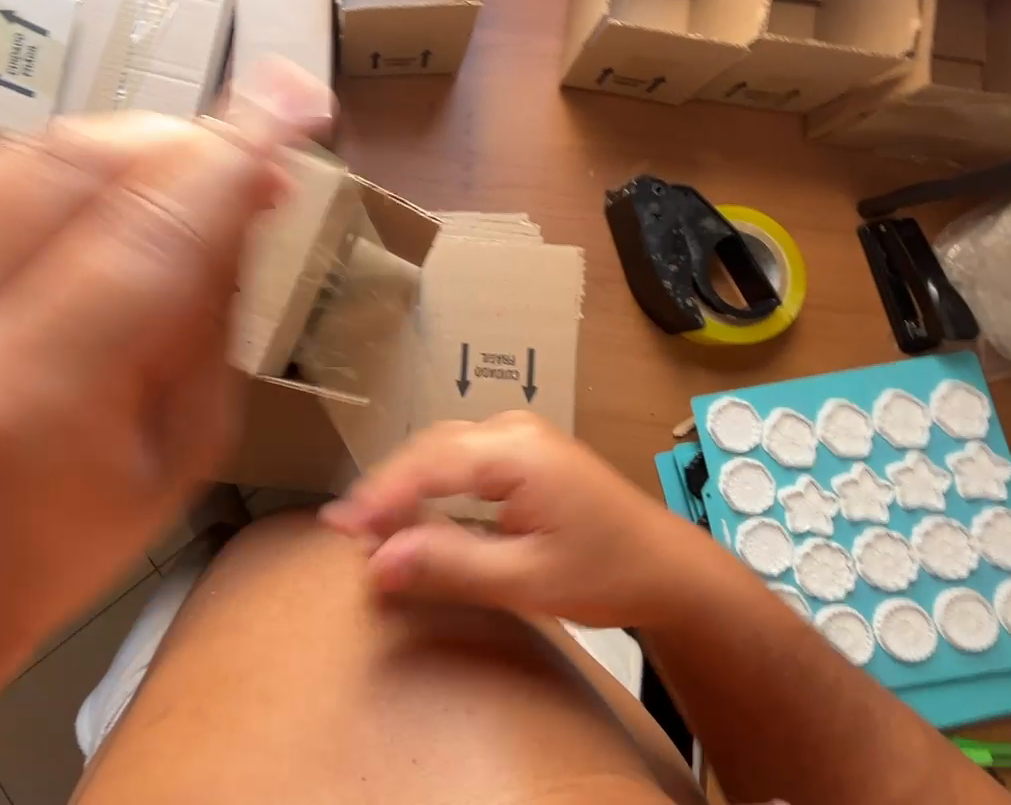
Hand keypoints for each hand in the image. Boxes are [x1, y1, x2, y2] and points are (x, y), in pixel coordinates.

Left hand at [0, 61, 330, 684]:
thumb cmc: (79, 531)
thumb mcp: (187, 440)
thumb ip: (215, 303)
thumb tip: (251, 180)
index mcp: (30, 402)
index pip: (152, 232)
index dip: (230, 155)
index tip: (293, 98)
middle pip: (79, 169)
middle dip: (177, 144)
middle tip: (236, 152)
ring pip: (25, 154)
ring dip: (117, 150)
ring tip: (169, 180)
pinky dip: (46, 171)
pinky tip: (84, 202)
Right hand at [320, 412, 718, 628]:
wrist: (670, 570)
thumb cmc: (608, 575)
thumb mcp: (527, 581)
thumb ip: (451, 565)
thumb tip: (378, 561)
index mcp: (518, 452)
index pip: (428, 463)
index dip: (380, 494)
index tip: (340, 526)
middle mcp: (513, 430)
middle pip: (429, 450)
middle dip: (387, 489)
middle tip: (349, 533)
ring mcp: (518, 436)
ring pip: (440, 452)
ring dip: (405, 487)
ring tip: (371, 526)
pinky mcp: (520, 452)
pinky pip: (459, 460)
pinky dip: (430, 487)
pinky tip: (412, 513)